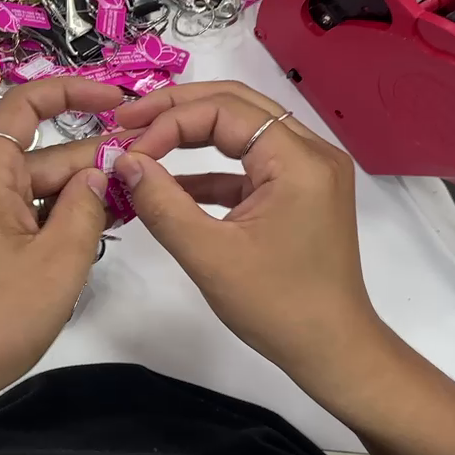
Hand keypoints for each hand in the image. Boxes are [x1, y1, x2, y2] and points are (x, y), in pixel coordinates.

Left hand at [0, 77, 123, 445]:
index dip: (71, 92)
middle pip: (42, 154)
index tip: (118, 101)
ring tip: (134, 204)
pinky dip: (62, 215)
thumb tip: (101, 168)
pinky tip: (102, 225)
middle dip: (93, 160)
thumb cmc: (0, 316)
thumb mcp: (59, 260)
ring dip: (82, 192)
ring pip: (39, 186)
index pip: (23, 106)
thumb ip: (86, 204)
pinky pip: (28, 211)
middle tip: (149, 175)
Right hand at [109, 81, 392, 388]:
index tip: (128, 150)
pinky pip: (245, 159)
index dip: (169, 122)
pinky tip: (166, 181)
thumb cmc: (275, 305)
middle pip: (235, 103)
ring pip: (240, 125)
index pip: (223, 111)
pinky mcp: (295, 191)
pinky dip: (205, 164)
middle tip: (126, 122)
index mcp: (299, 161)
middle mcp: (310, 153)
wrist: (332, 351)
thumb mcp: (207, 254)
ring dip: (189, 130)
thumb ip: (161, 202)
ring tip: (141, 141)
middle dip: (176, 108)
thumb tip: (122, 161)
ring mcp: (306, 171)